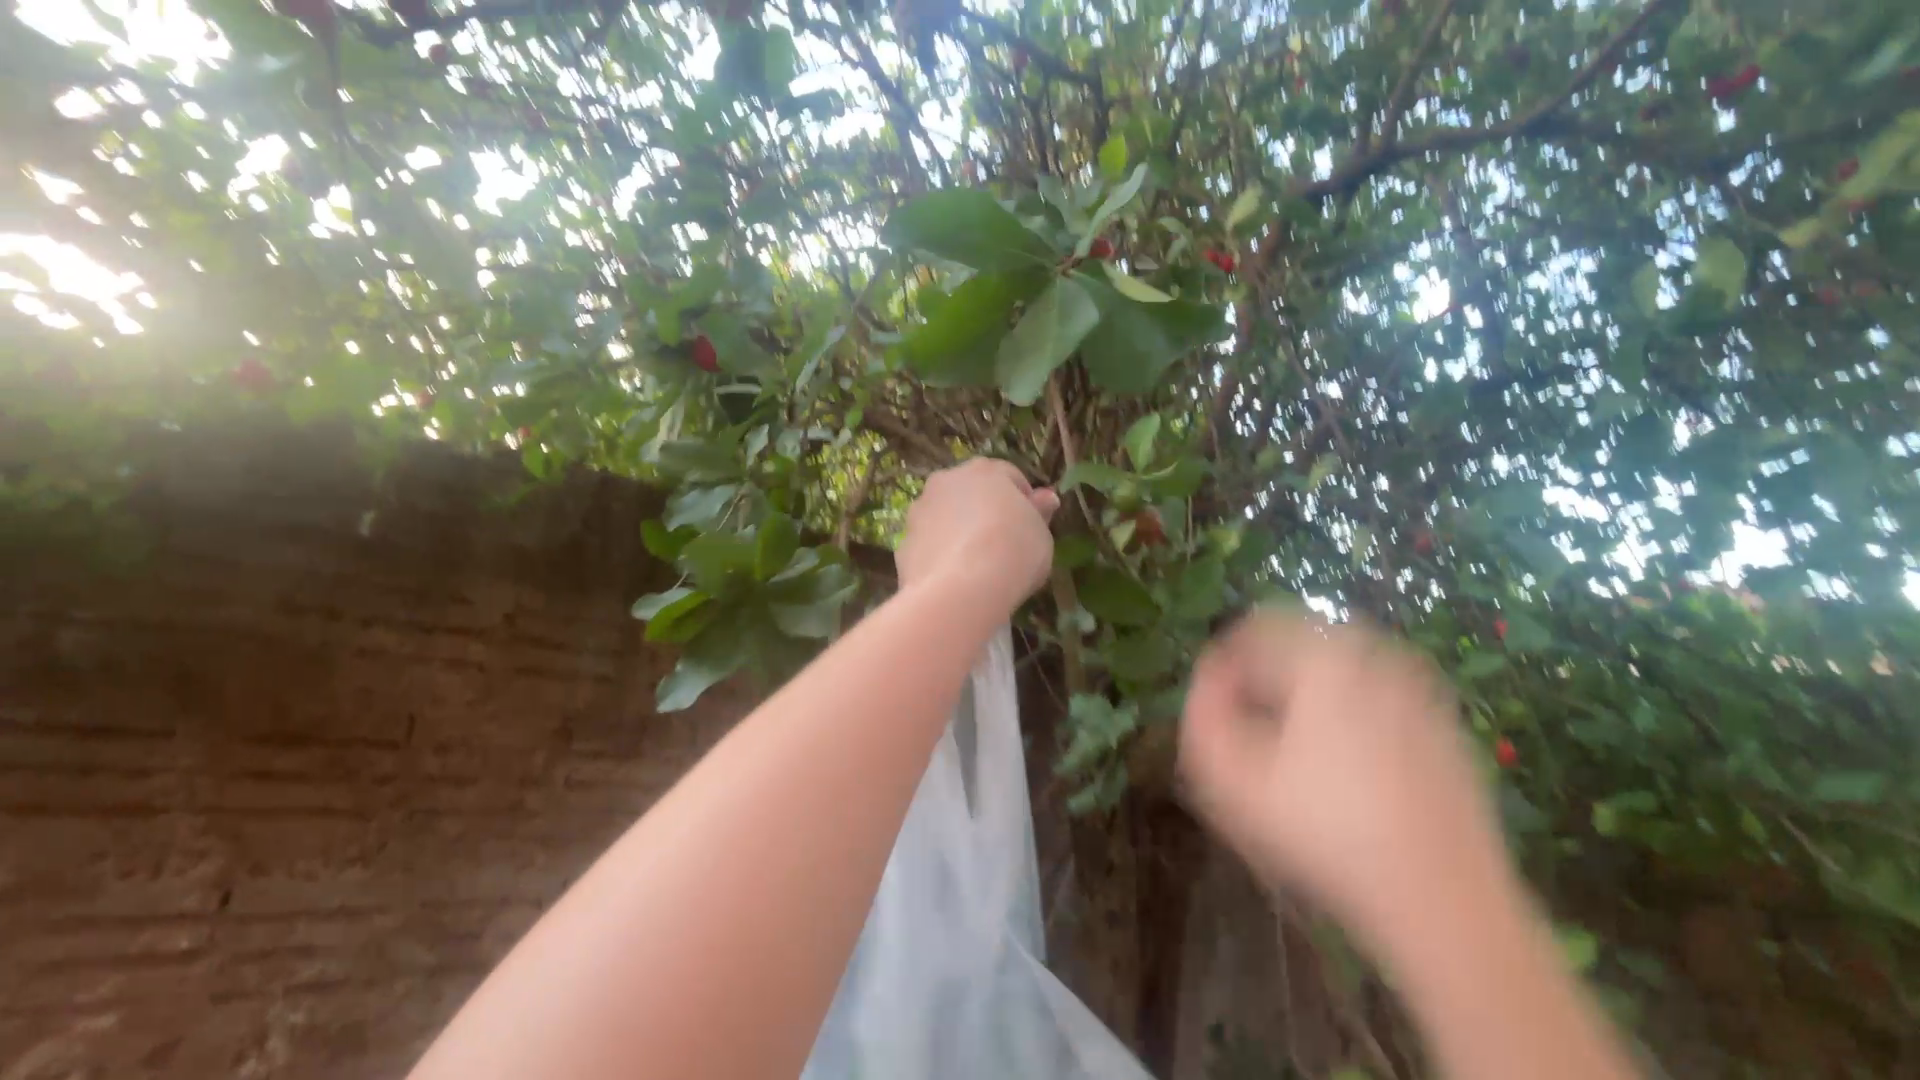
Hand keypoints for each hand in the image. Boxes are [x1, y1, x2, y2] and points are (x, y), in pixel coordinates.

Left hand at [896, 458, 1058, 609]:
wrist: (963, 588)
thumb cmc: (1014, 552)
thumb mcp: (1041, 534)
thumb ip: (1039, 514)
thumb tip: (1045, 498)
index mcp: (986, 471)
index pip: (1009, 476)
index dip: (1023, 501)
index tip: (1030, 526)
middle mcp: (947, 481)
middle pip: (970, 493)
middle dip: (984, 511)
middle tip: (1002, 544)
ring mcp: (920, 511)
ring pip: (943, 517)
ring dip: (957, 532)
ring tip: (974, 565)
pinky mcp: (903, 542)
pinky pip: (928, 546)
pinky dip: (939, 557)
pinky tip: (953, 580)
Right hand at [1179, 611, 1509, 938]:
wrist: (1442, 897)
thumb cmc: (1325, 833)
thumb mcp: (1232, 781)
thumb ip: (1203, 716)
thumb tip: (1208, 682)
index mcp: (1324, 655)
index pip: (1254, 629)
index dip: (1224, 668)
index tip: (1215, 712)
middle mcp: (1377, 654)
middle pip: (1301, 646)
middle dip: (1270, 680)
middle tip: (1253, 735)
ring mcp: (1421, 689)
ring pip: (1345, 673)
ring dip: (1312, 698)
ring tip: (1298, 756)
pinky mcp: (1449, 725)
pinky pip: (1383, 701)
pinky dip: (1356, 718)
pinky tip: (1350, 774)